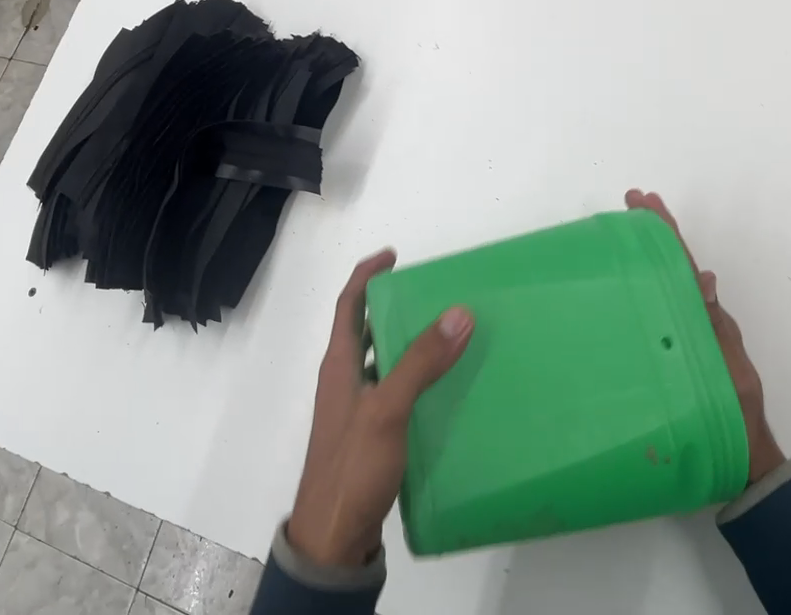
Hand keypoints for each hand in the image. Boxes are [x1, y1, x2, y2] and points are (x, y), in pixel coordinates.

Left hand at [288, 249, 474, 565]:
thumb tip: (457, 312)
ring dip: (408, 342)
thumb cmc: (352, 465)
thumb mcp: (387, 409)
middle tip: (435, 295)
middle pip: (367, 328)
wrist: (333, 535)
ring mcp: (356, 408)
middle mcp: (344, 379)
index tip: (394, 256)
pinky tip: (444, 386)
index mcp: (339, 364)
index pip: (348, 304)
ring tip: (448, 333)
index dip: (367, 275)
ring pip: (382, 360)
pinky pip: (394, 389)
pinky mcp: (370, 433)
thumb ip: (420, 362)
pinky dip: (415, 377)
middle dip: (396, 306)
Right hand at [626, 189, 787, 485]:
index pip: (684, 263)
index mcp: (708, 314)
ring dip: (649, 251)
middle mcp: (694, 315)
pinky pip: (656, 308)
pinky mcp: (671, 350)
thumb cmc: (736, 412)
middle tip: (633, 199)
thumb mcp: (731, 369)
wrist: (740, 454)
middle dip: (655, 230)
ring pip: (663, 281)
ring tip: (627, 224)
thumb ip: (718, 329)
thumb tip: (704, 277)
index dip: (666, 231)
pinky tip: (627, 279)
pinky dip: (644, 285)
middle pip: (673, 263)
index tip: (646, 202)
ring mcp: (682, 331)